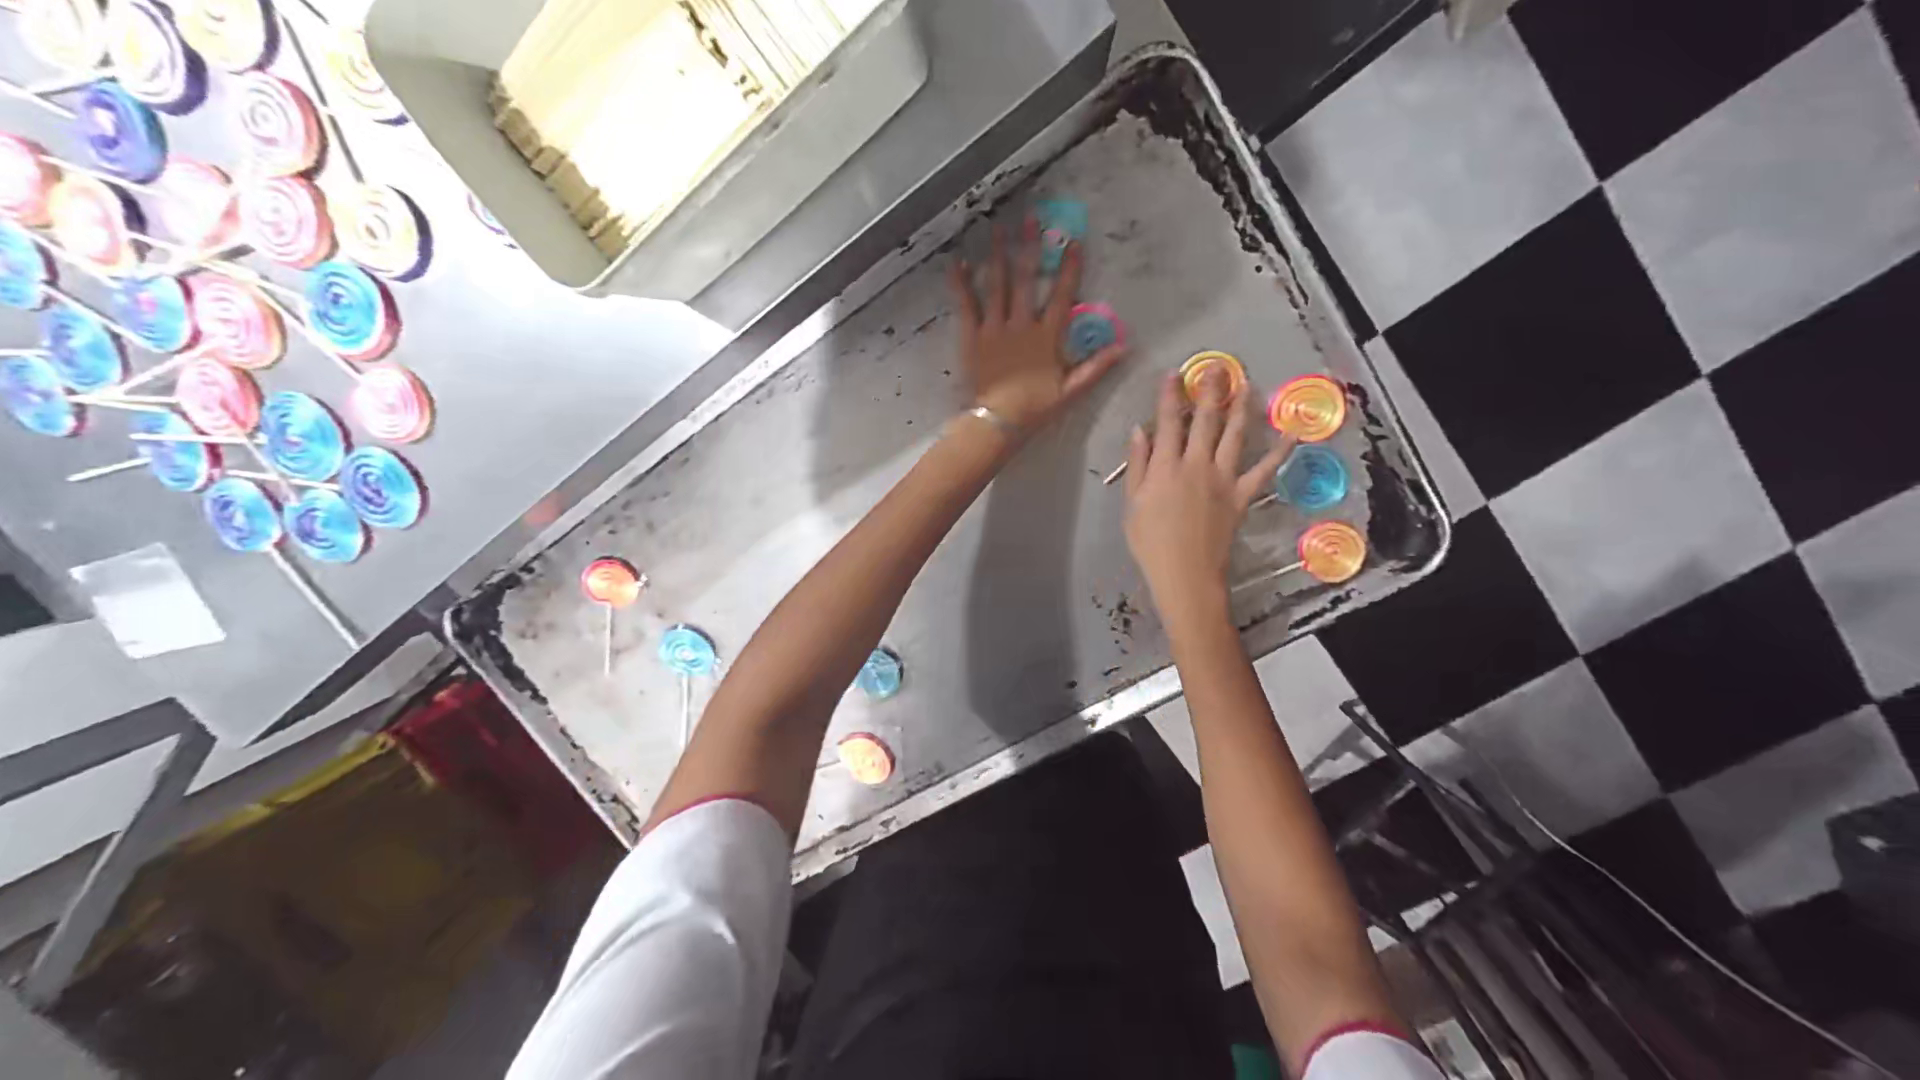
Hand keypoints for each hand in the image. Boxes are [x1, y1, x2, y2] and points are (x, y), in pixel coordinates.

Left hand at [949, 218, 1126, 435]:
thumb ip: (1095, 367)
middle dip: (1029, 247)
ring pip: (997, 284)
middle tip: (1029, 219)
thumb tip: (1123, 347)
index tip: (1074, 243)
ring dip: (997, 254)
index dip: (1070, 268)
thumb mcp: (1070, 390)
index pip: (1062, 296)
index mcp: (1047, 336)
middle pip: (1027, 279)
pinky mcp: (972, 336)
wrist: (999, 421)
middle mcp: (1022, 324)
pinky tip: (957, 261)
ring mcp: (995, 328)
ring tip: (996, 228)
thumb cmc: (1035, 408)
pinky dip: (961, 283)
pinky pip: (966, 304)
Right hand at [1124, 370, 1287, 625]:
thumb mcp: (1132, 504)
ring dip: (1239, 407)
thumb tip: (1139, 432)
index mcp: (1165, 467)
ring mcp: (1222, 478)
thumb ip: (1138, 465)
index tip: (1172, 375)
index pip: (1166, 422)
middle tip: (1215, 369)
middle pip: (1203, 420)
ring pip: (1233, 434)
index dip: (1169, 396)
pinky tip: (1292, 432)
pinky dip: (1280, 450)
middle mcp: (1196, 464)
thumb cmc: (1151, 544)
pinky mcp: (1242, 494)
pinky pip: (1265, 468)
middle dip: (1208, 391)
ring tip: (1244, 384)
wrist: (1185, 574)